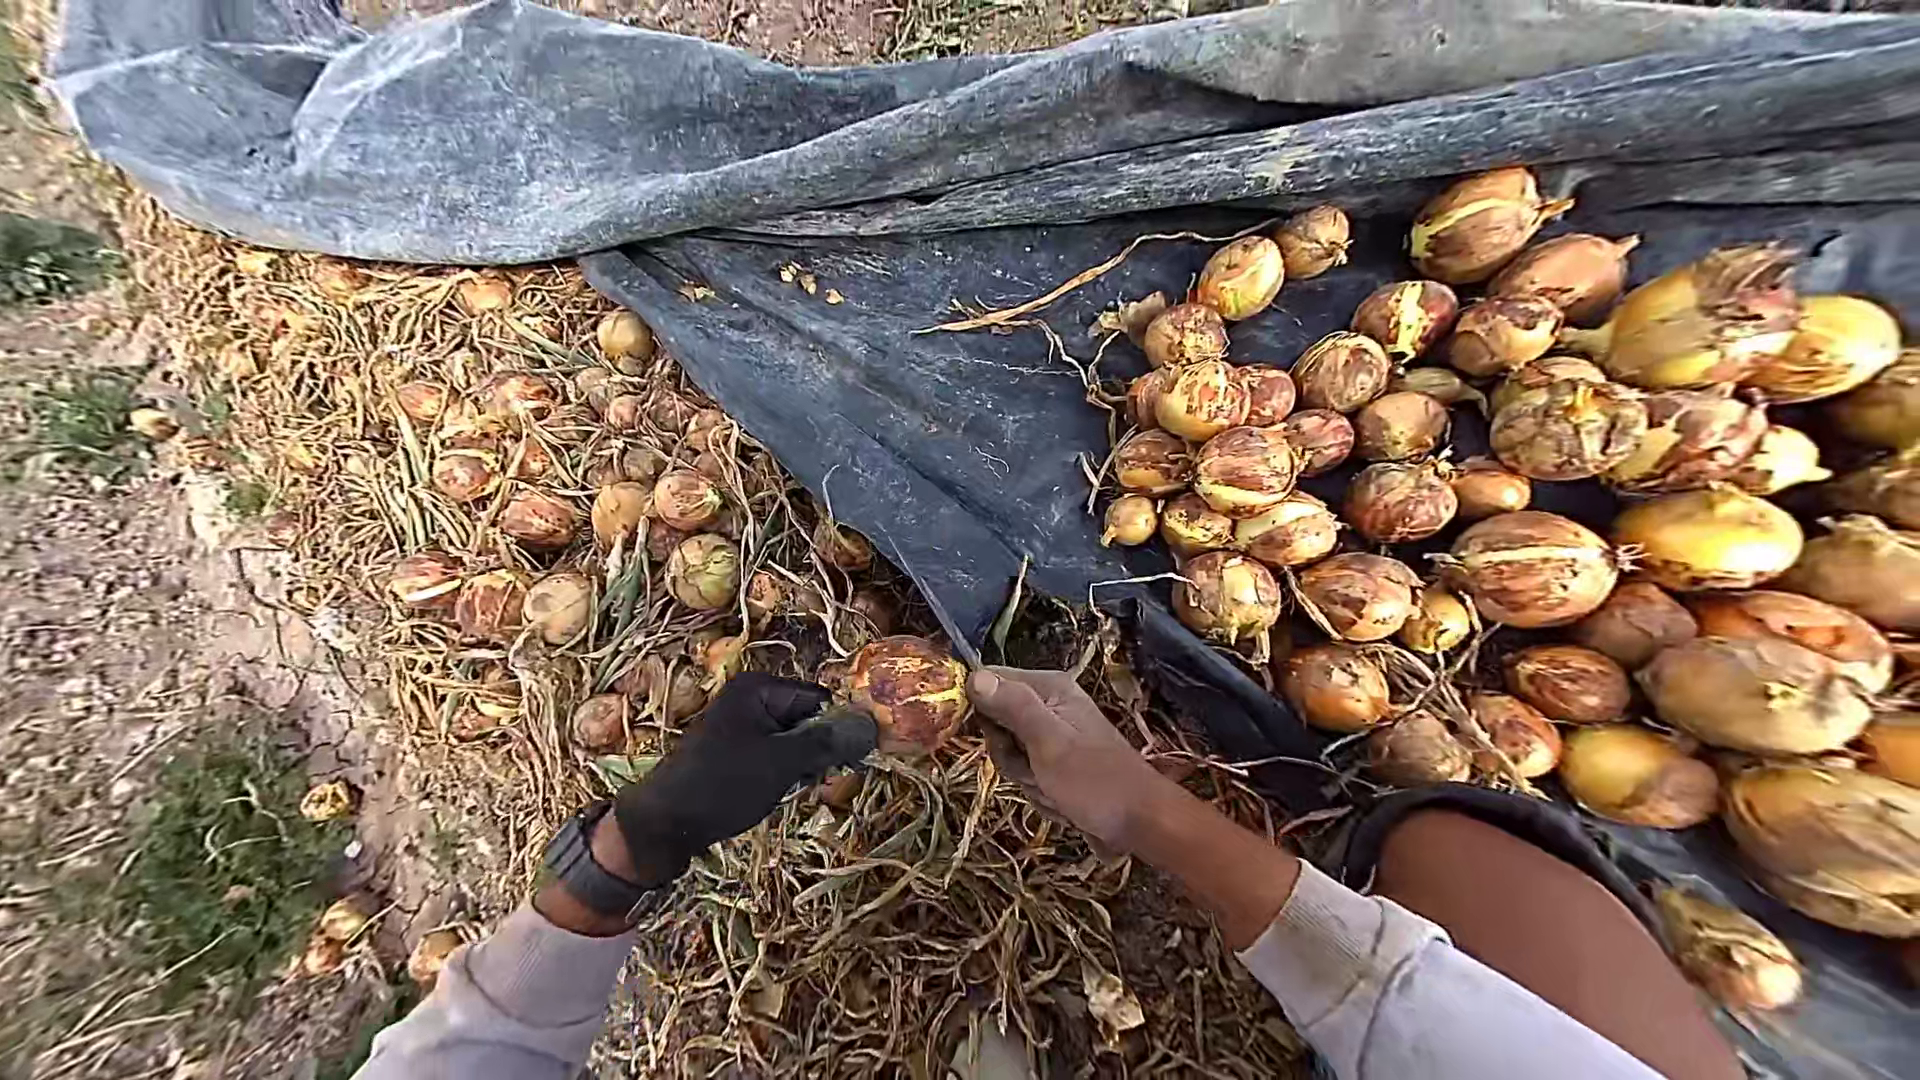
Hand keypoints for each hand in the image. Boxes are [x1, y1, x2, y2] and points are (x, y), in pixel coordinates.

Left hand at [613, 672, 876, 885]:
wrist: (659, 829)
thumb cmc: (721, 785)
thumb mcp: (781, 762)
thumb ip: (827, 742)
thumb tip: (870, 727)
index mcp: (758, 689)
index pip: (818, 699)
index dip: (837, 727)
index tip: (851, 758)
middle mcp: (751, 699)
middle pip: (808, 718)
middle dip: (819, 748)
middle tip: (824, 778)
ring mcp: (742, 726)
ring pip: (794, 739)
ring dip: (805, 763)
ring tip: (799, 787)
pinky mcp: (737, 751)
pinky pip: (777, 753)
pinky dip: (787, 771)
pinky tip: (784, 792)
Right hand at [965, 667, 1177, 852]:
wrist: (1141, 824)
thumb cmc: (1096, 781)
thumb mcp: (1048, 743)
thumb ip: (1012, 707)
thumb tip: (972, 676)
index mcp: (1049, 687)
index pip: (990, 681)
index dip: (982, 710)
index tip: (997, 739)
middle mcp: (1049, 703)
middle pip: (996, 721)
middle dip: (1008, 754)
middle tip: (1034, 769)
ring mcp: (1052, 734)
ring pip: (1008, 751)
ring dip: (1024, 777)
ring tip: (1051, 787)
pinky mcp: (1055, 761)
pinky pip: (1025, 771)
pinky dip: (1036, 789)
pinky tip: (1058, 799)